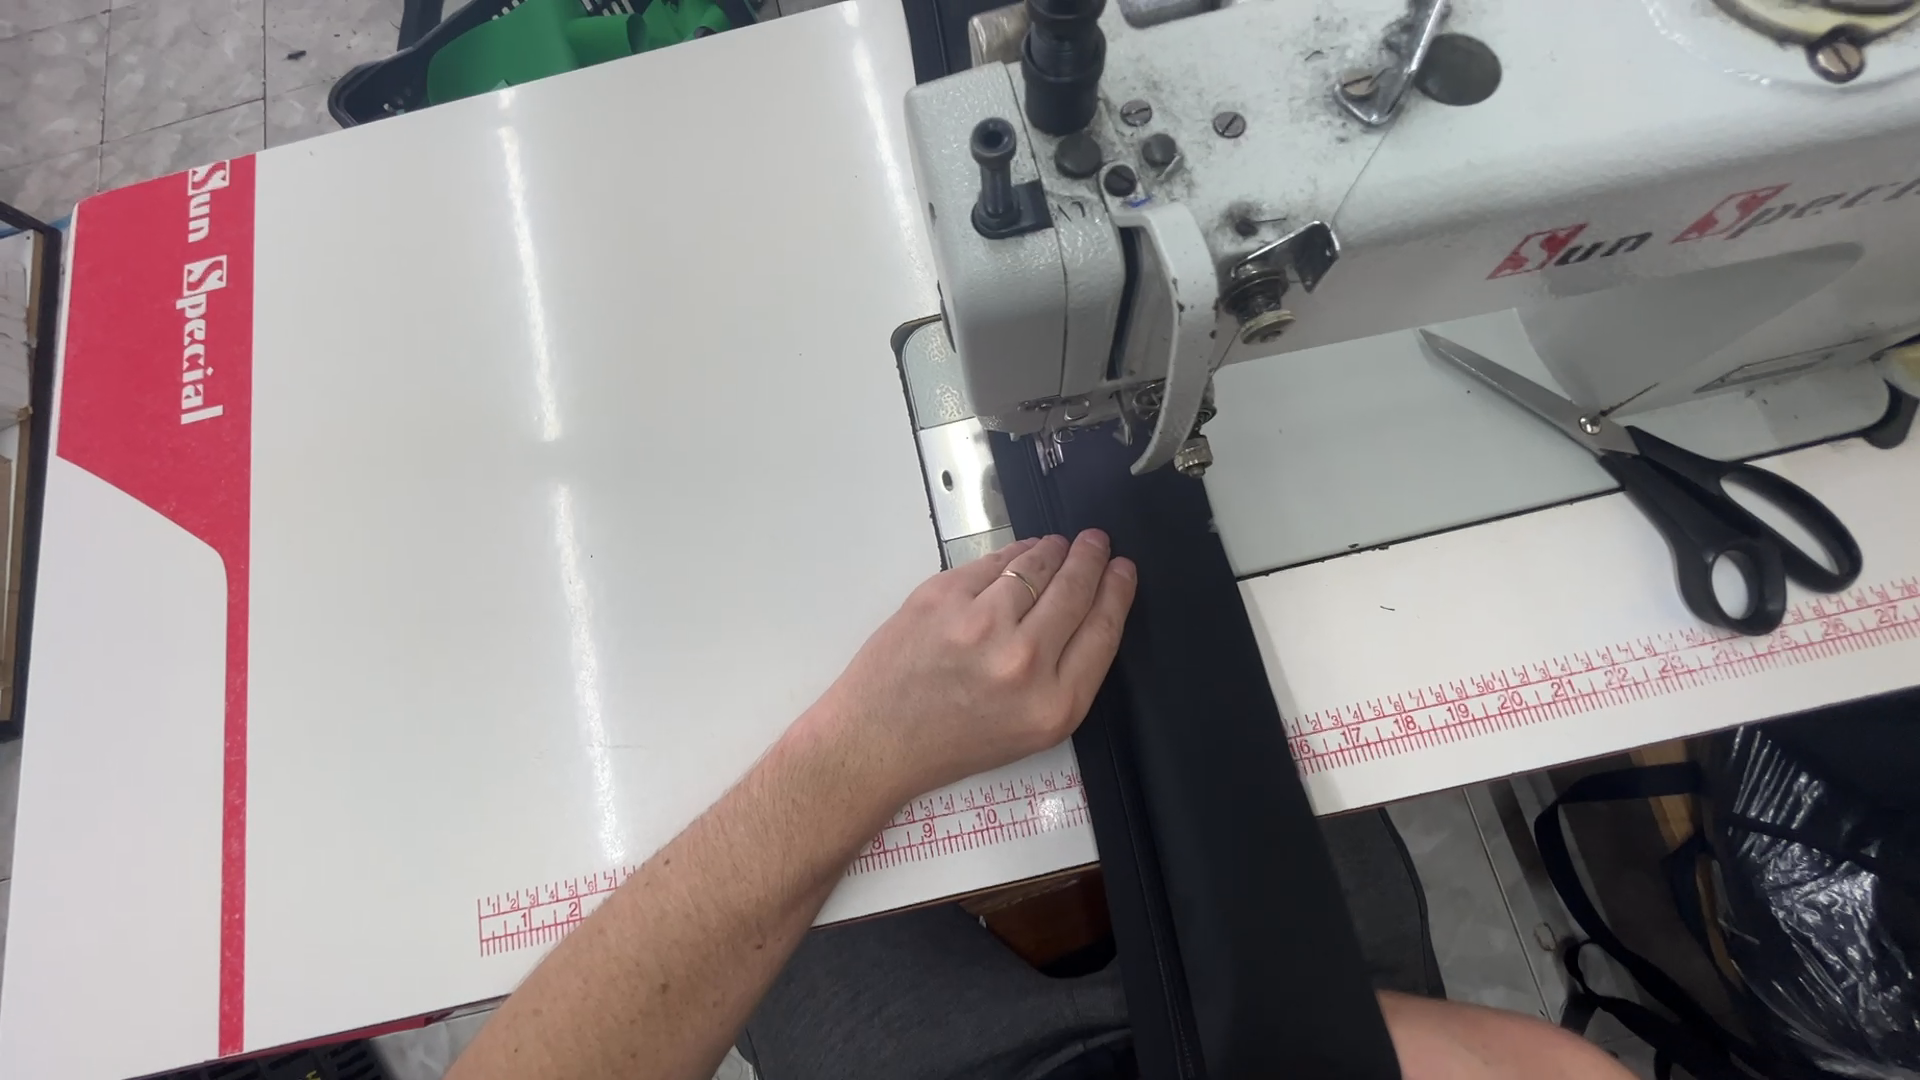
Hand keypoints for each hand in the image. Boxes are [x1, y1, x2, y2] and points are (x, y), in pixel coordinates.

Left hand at [806, 531, 1136, 806]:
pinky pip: (993, 561)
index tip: (1123, 570)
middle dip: (1092, 558)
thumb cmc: (954, 741)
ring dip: (1054, 549)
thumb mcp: (1031, 729)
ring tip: (1061, 544)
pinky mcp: (942, 595)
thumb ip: (1066, 676)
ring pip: (1035, 566)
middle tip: (1098, 542)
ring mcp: (979, 622)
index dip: (1117, 591)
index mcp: (1054, 704)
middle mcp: (1023, 660)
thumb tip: (1086, 611)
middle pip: (1074, 590)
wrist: (877, 739)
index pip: (1103, 629)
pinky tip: (1024, 551)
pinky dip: (1014, 552)